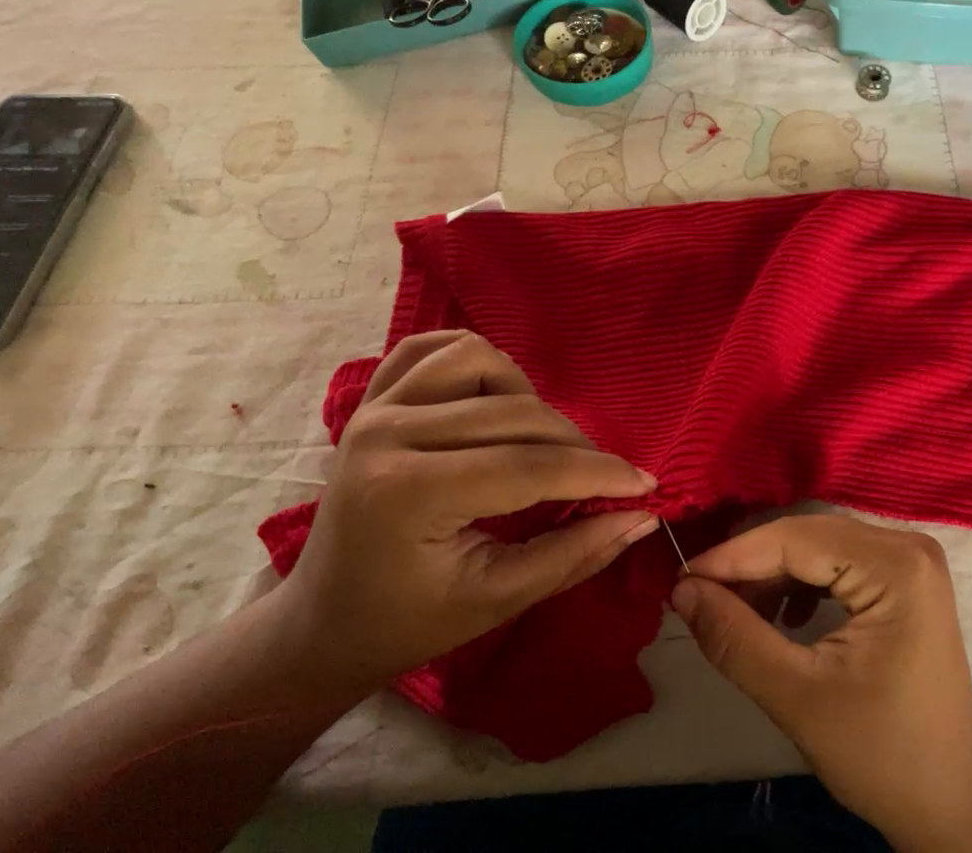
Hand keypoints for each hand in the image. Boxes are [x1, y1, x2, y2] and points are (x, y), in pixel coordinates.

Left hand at [271, 330, 658, 697]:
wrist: (324, 623)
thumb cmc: (407, 623)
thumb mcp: (497, 600)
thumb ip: (575, 554)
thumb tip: (642, 516)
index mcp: (409, 491)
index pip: (530, 465)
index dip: (600, 474)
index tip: (647, 486)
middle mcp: (387, 433)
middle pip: (516, 412)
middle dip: (576, 446)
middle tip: (602, 482)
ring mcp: (372, 408)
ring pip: (479, 359)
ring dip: (525, 396)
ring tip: (538, 444)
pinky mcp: (369, 400)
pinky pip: (430, 348)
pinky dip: (474, 361)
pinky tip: (494, 397)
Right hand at [672, 516, 971, 850]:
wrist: (945, 802)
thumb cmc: (880, 753)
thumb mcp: (796, 695)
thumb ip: (735, 637)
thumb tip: (682, 589)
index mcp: (896, 566)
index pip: (797, 537)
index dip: (733, 556)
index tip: (678, 581)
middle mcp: (909, 547)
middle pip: (809, 536)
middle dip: (751, 565)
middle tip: (698, 598)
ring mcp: (912, 564)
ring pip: (821, 548)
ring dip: (773, 576)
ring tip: (735, 616)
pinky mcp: (906, 585)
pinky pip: (840, 566)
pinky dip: (802, 586)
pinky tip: (782, 621)